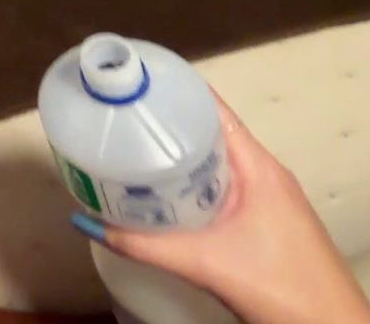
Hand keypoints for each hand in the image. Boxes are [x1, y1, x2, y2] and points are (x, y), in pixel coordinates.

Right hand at [98, 97, 369, 323]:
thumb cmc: (283, 290)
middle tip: (115, 110)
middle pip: (207, 126)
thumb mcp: (205, 264)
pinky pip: (219, 178)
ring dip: (175, 146)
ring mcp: (268, 195)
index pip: (210, 105)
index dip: (170, 87)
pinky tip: (160, 185)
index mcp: (258, 166)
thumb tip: (86, 220)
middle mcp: (263, 171)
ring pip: (213, 155)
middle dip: (162, 116)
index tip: (127, 80)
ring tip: (127, 140)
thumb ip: (143, 245)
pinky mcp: (266, 217)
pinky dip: (189, 172)